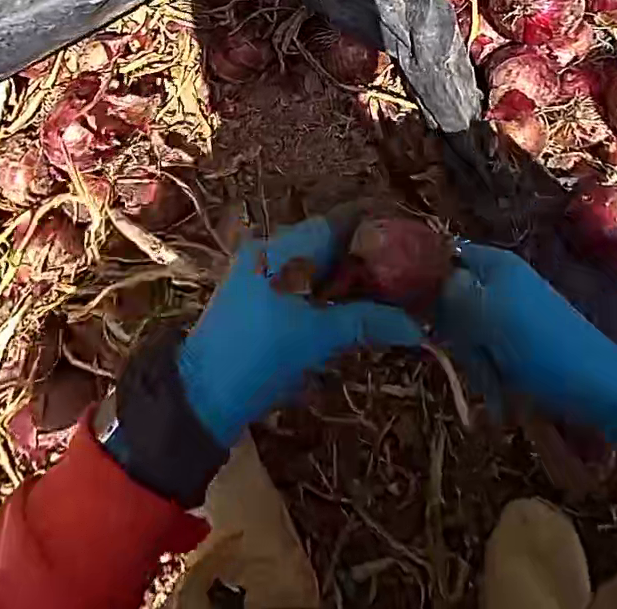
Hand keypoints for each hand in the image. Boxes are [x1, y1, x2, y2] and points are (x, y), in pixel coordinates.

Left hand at [178, 216, 424, 447]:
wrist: (198, 396)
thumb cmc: (261, 357)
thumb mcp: (320, 338)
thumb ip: (369, 322)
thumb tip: (417, 326)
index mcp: (287, 247)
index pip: (342, 220)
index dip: (376, 226)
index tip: (405, 242)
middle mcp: (271, 247)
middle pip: (330, 239)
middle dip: (363, 257)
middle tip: (395, 277)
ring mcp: (257, 268)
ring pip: (312, 259)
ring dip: (342, 275)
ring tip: (372, 297)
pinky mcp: (251, 290)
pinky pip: (295, 276)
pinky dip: (320, 288)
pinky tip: (338, 311)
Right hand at [436, 242, 616, 470]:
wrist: (599, 388)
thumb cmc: (542, 346)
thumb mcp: (488, 315)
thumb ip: (450, 292)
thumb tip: (418, 277)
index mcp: (495, 264)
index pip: (444, 255)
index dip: (425, 279)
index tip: (414, 310)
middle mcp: (500, 281)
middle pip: (451, 297)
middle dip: (454, 330)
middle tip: (468, 354)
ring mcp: (509, 312)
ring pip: (465, 330)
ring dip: (472, 359)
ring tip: (492, 379)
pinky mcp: (517, 341)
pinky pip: (486, 352)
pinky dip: (489, 372)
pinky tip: (501, 392)